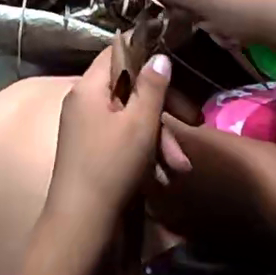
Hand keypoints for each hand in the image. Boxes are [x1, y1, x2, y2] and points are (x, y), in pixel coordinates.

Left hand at [43, 48, 174, 229]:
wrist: (81, 221)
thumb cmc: (111, 165)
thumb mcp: (139, 123)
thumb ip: (151, 87)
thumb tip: (160, 57)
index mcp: (88, 87)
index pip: (115, 53)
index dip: (144, 56)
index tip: (173, 70)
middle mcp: (83, 102)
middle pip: (128, 90)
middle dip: (163, 110)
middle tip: (194, 123)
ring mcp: (85, 127)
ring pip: (129, 119)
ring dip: (158, 138)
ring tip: (180, 167)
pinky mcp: (90, 150)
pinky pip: (121, 139)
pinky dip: (143, 152)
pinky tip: (163, 178)